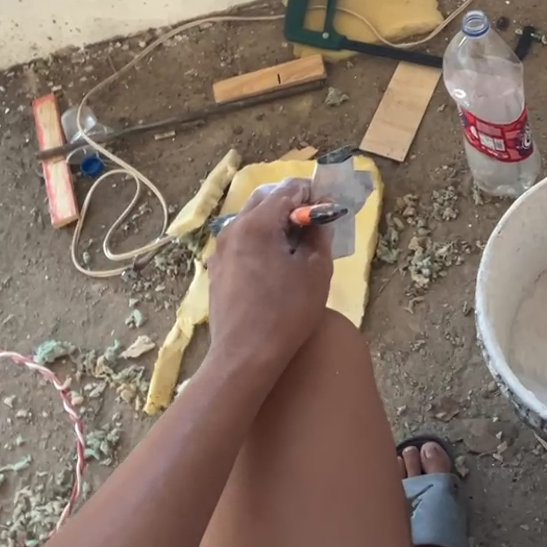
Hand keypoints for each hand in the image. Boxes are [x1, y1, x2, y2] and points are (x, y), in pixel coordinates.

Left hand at [206, 179, 333, 374]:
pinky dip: (260, 240)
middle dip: (291, 204)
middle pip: (265, 199)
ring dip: (275, 222)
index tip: (328, 209)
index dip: (312, 194)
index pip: (288, 190)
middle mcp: (233, 229)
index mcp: (257, 224)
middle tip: (314, 225)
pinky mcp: (217, 269)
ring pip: (251, 219)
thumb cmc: (287, 312)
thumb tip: (321, 216)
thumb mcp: (317, 270)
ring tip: (296, 247)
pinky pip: (241, 240)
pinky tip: (275, 264)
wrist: (245, 356)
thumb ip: (319, 234)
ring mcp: (220, 249)